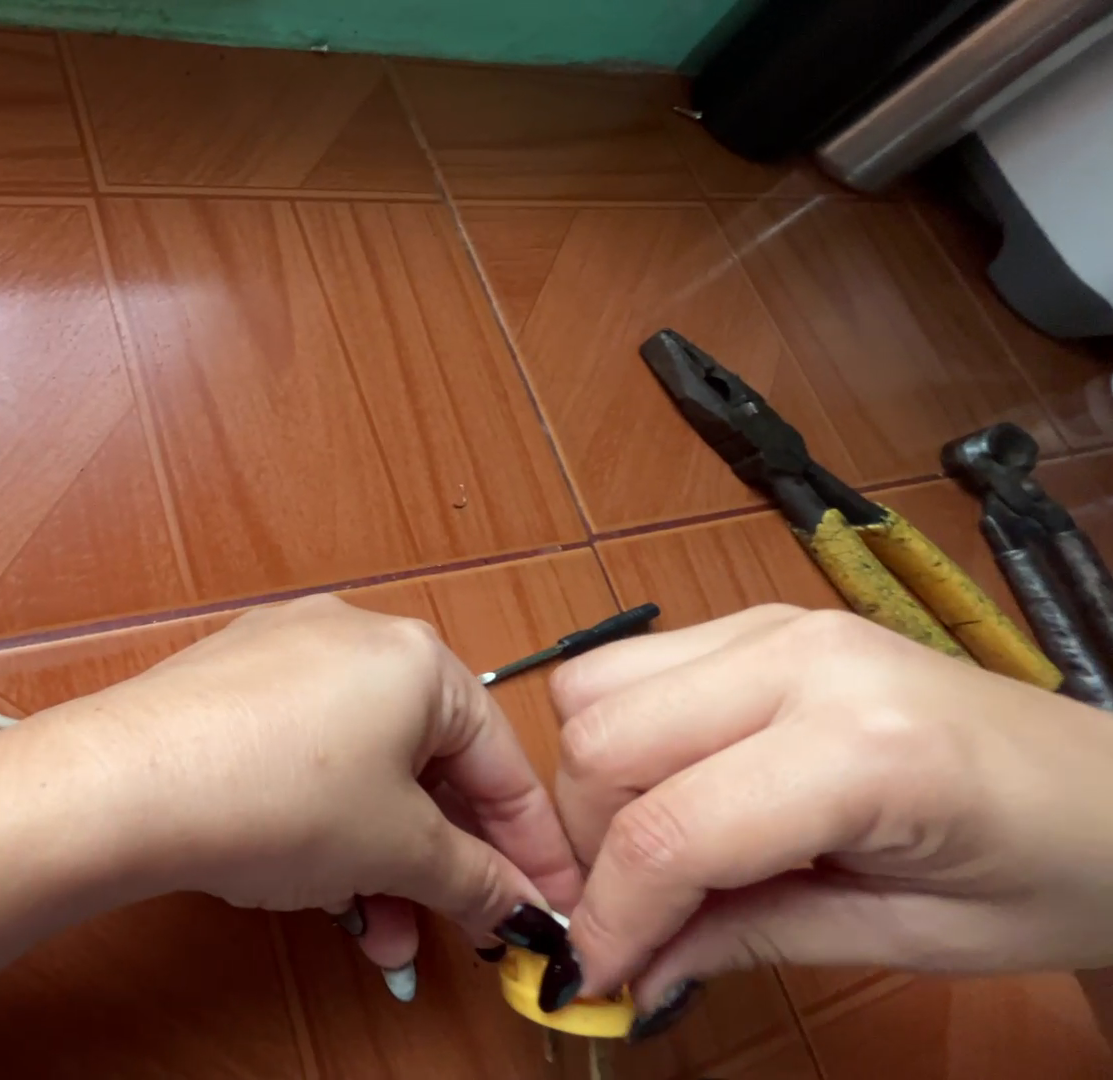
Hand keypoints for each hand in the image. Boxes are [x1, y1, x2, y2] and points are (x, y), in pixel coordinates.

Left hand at [31, 594, 583, 988]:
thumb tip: (517, 903)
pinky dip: (323, 812)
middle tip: (451, 927)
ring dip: (376, 850)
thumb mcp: (396, 848)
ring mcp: (285, 652)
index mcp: (414, 657)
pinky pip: (306, 748)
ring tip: (373, 928)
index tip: (545, 905)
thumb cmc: (274, 793)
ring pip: (361, 763)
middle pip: (424, 763)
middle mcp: (352, 638)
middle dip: (437, 860)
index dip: (530, 847)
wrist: (130, 779)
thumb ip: (475, 879)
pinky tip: (315, 873)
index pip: (499, 761)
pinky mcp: (234, 679)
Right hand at [550, 604, 1112, 1014]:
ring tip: (640, 830)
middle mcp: (795, 663)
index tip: (589, 967)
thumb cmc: (1055, 878)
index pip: (669, 832)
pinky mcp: (745, 623)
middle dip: (585, 835)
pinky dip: (610, 729)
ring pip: (586, 691)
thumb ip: (742, 940)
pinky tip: (664, 775)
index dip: (612, 909)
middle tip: (619, 899)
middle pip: (600, 743)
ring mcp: (763, 628)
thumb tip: (625, 973)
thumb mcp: (908, 938)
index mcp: (865, 750)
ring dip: (589, 775)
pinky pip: (617, 668)